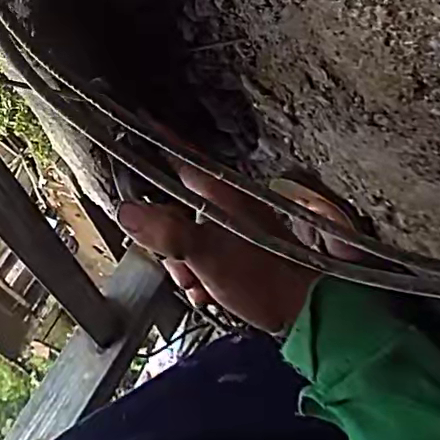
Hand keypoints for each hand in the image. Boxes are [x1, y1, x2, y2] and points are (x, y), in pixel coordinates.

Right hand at [117, 163, 361, 333]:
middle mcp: (228, 201)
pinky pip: (205, 251)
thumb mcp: (205, 254)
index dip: (158, 140)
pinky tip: (206, 290)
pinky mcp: (243, 250)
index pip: (181, 155)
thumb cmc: (264, 278)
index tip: (139, 124)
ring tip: (196, 282)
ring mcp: (236, 225)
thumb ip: (165, 232)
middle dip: (166, 233)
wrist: (312, 315)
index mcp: (219, 191)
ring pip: (189, 231)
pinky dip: (200, 271)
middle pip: (176, 203)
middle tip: (173, 259)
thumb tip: (126, 211)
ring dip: (183, 259)